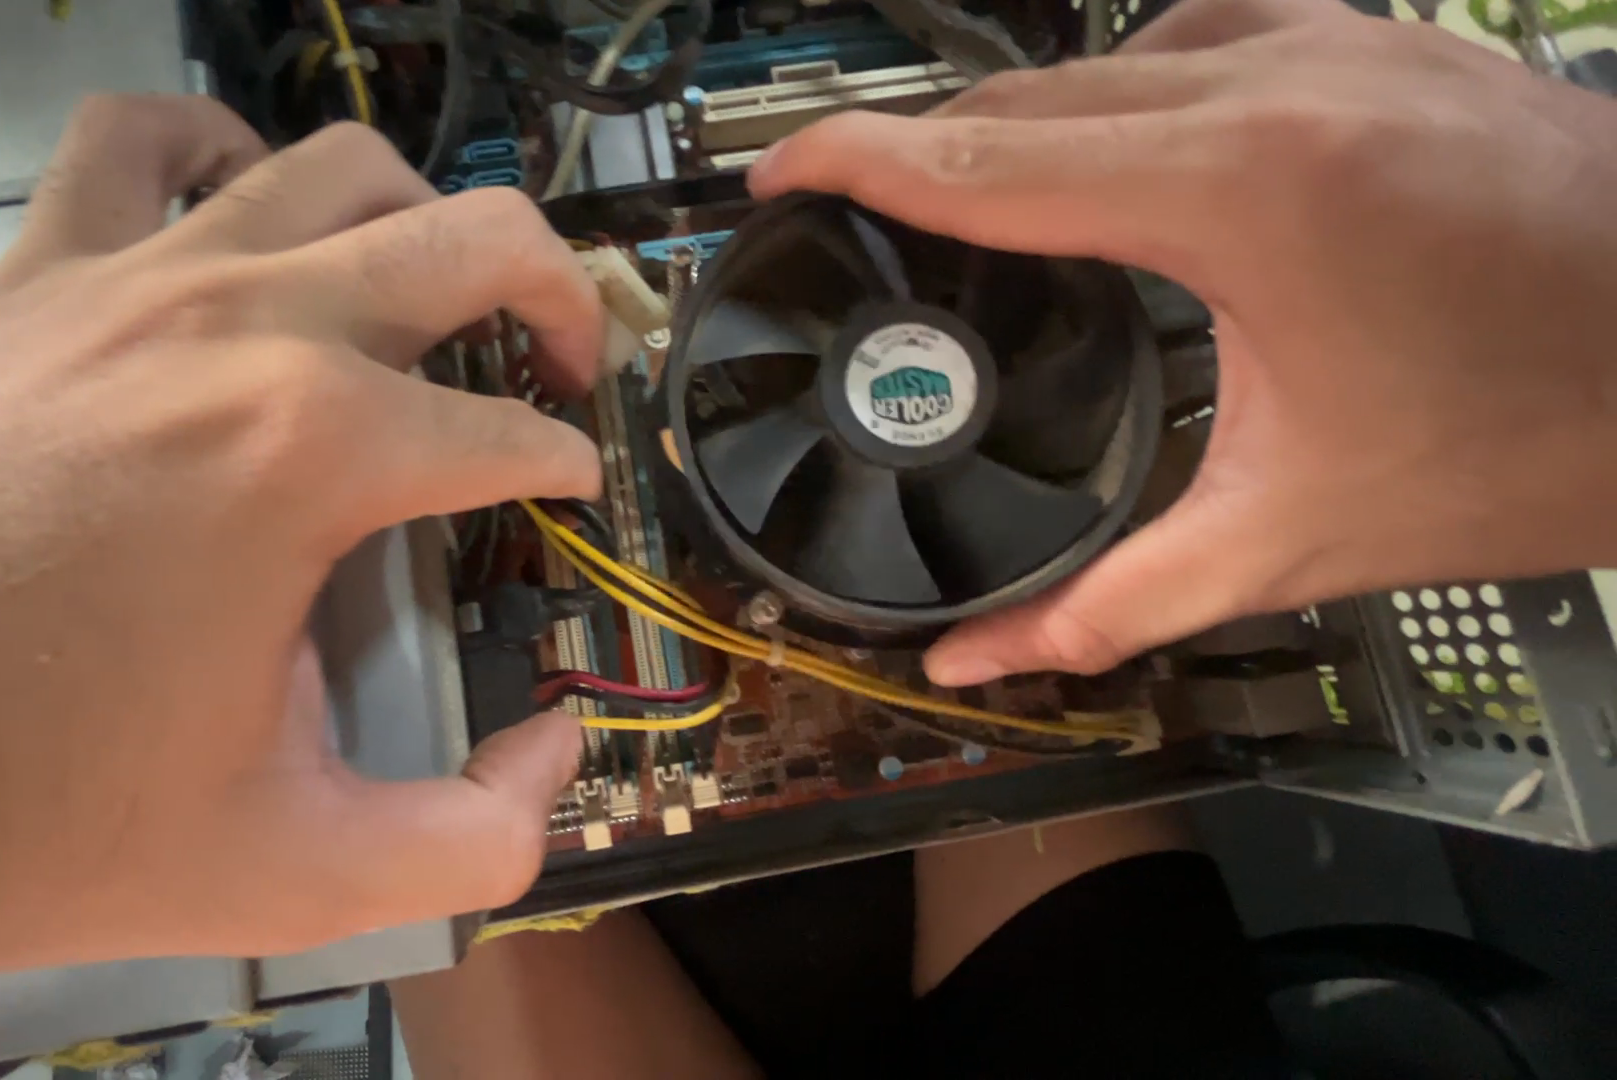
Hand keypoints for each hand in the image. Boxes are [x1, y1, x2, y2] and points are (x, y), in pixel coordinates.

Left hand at [0, 96, 601, 1043]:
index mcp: (316, 450)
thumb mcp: (288, 877)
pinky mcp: (31, 270)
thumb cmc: (11, 820)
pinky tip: (258, 233)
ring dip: (428, 223)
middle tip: (574, 366)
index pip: (512, 433)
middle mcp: (246, 323)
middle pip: (476, 239)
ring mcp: (130, 274)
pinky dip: (235, 163)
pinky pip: (151, 144)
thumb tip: (556, 749)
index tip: (574, 496)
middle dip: (563, 298)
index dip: (568, 467)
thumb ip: (472, 838)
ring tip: (446, 301)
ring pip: (339, 167)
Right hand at [750, 0, 1616, 683]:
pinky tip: (1077, 157)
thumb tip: (959, 667)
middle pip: (1014, 104)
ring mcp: (1325, 40)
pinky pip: (1170, 44)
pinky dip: (1086, 98)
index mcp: (1236, 192)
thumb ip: (1100, 608)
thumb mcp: (1285, 544)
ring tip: (920, 198)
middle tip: (819, 208)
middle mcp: (1269, 81)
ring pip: (1083, 66)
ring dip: (984, 127)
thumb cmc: (1533, 449)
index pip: (984, 164)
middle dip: (897, 147)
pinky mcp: (1363, 40)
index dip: (855, 164)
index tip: (771, 181)